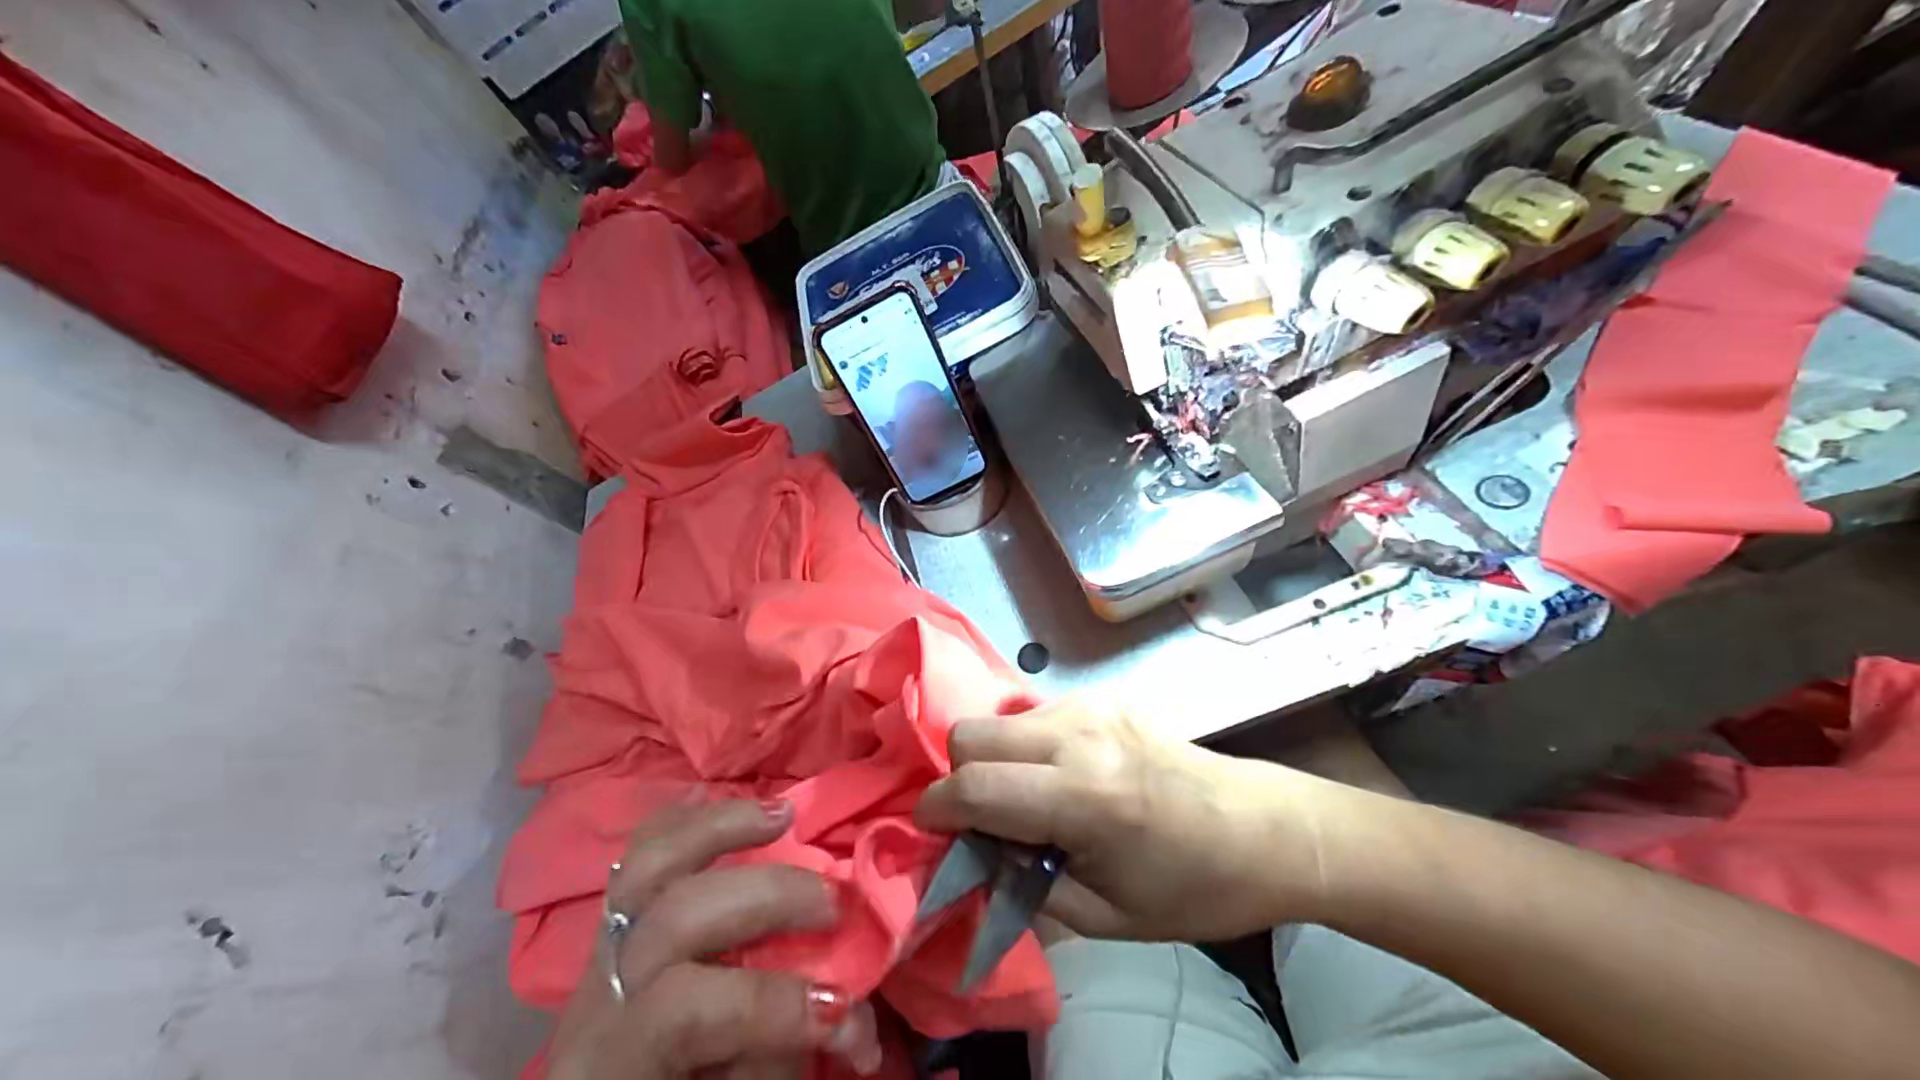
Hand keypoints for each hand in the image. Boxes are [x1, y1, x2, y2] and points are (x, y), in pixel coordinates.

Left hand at [548, 798, 882, 1079]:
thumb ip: (782, 1058)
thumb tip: (846, 1008)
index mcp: (614, 1060)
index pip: (682, 1009)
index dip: (768, 1001)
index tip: (845, 1006)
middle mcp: (596, 993)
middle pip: (676, 915)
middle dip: (767, 898)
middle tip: (835, 905)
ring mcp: (601, 946)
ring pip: (649, 861)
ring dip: (726, 827)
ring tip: (786, 814)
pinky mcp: (617, 918)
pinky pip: (646, 848)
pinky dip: (696, 818)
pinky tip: (740, 807)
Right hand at [915, 698, 1338, 941]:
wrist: (1266, 829)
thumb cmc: (1193, 887)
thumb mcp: (1105, 917)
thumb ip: (1025, 884)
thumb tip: (972, 856)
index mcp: (1082, 797)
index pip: (974, 788)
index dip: (936, 810)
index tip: (930, 832)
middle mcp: (1078, 736)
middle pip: (970, 733)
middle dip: (958, 777)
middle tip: (982, 820)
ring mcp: (1091, 707)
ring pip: (998, 718)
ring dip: (992, 758)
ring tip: (1025, 799)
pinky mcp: (1103, 698)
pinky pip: (1034, 714)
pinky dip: (1023, 744)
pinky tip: (1056, 776)